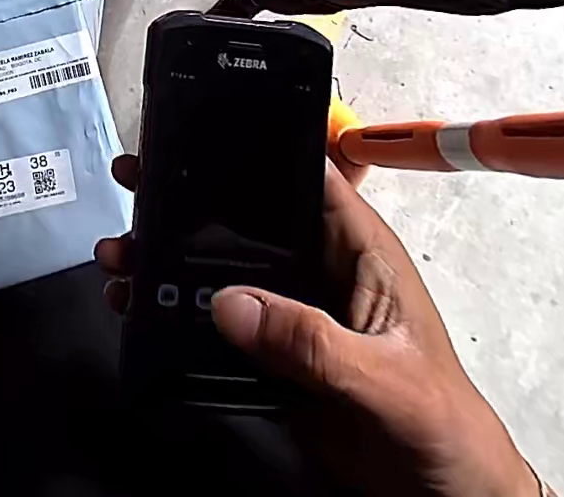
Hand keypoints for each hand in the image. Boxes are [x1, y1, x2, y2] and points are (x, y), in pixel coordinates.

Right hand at [95, 156, 536, 496]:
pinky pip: (210, 308)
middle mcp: (312, 261)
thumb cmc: (442, 428)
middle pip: (241, 211)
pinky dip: (172, 300)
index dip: (250, 146)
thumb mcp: (386, 381)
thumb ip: (315, 343)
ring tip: (121, 251)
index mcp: (353, 245)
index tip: (190, 134)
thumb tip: (231, 304)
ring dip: (167, 250)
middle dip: (185, 195)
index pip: (300, 174)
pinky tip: (138, 300)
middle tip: (135, 178)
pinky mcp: (265, 341)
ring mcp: (285, 300)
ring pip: (216, 257)